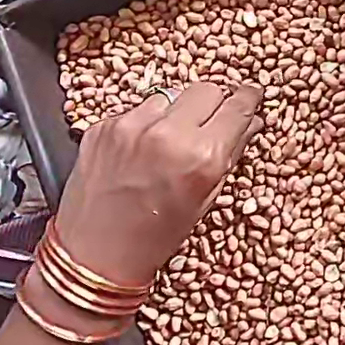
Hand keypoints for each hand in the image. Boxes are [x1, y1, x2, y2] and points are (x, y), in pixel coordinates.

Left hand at [53, 82, 264, 286]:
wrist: (94, 254)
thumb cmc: (154, 238)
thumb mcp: (205, 200)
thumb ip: (230, 154)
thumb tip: (250, 122)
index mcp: (202, 158)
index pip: (237, 107)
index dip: (248, 99)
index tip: (251, 95)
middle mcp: (168, 134)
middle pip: (207, 89)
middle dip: (215, 103)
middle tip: (211, 121)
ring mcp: (132, 125)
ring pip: (172, 94)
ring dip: (179, 111)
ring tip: (171, 141)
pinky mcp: (104, 124)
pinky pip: (139, 108)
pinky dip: (147, 122)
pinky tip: (143, 148)